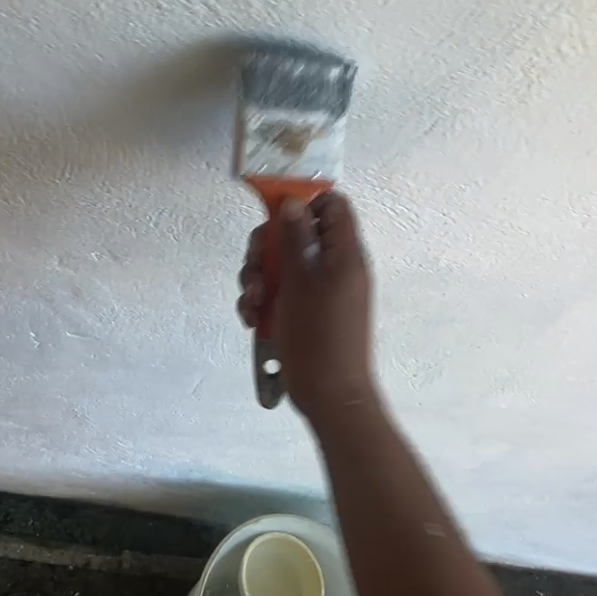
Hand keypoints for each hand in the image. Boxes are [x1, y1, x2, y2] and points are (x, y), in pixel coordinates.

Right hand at [237, 191, 377, 424]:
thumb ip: (296, 236)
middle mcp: (330, 265)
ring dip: (256, 277)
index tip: (275, 210)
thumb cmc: (320, 333)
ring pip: (277, 262)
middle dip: (266, 246)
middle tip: (256, 265)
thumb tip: (293, 201)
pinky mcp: (298, 309)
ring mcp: (314, 289)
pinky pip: (274, 291)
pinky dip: (260, 301)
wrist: (327, 395)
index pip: (332, 205)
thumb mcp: (303, 278)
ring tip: (253, 302)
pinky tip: (254, 318)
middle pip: (293, 232)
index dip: (305, 200)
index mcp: (343, 253)